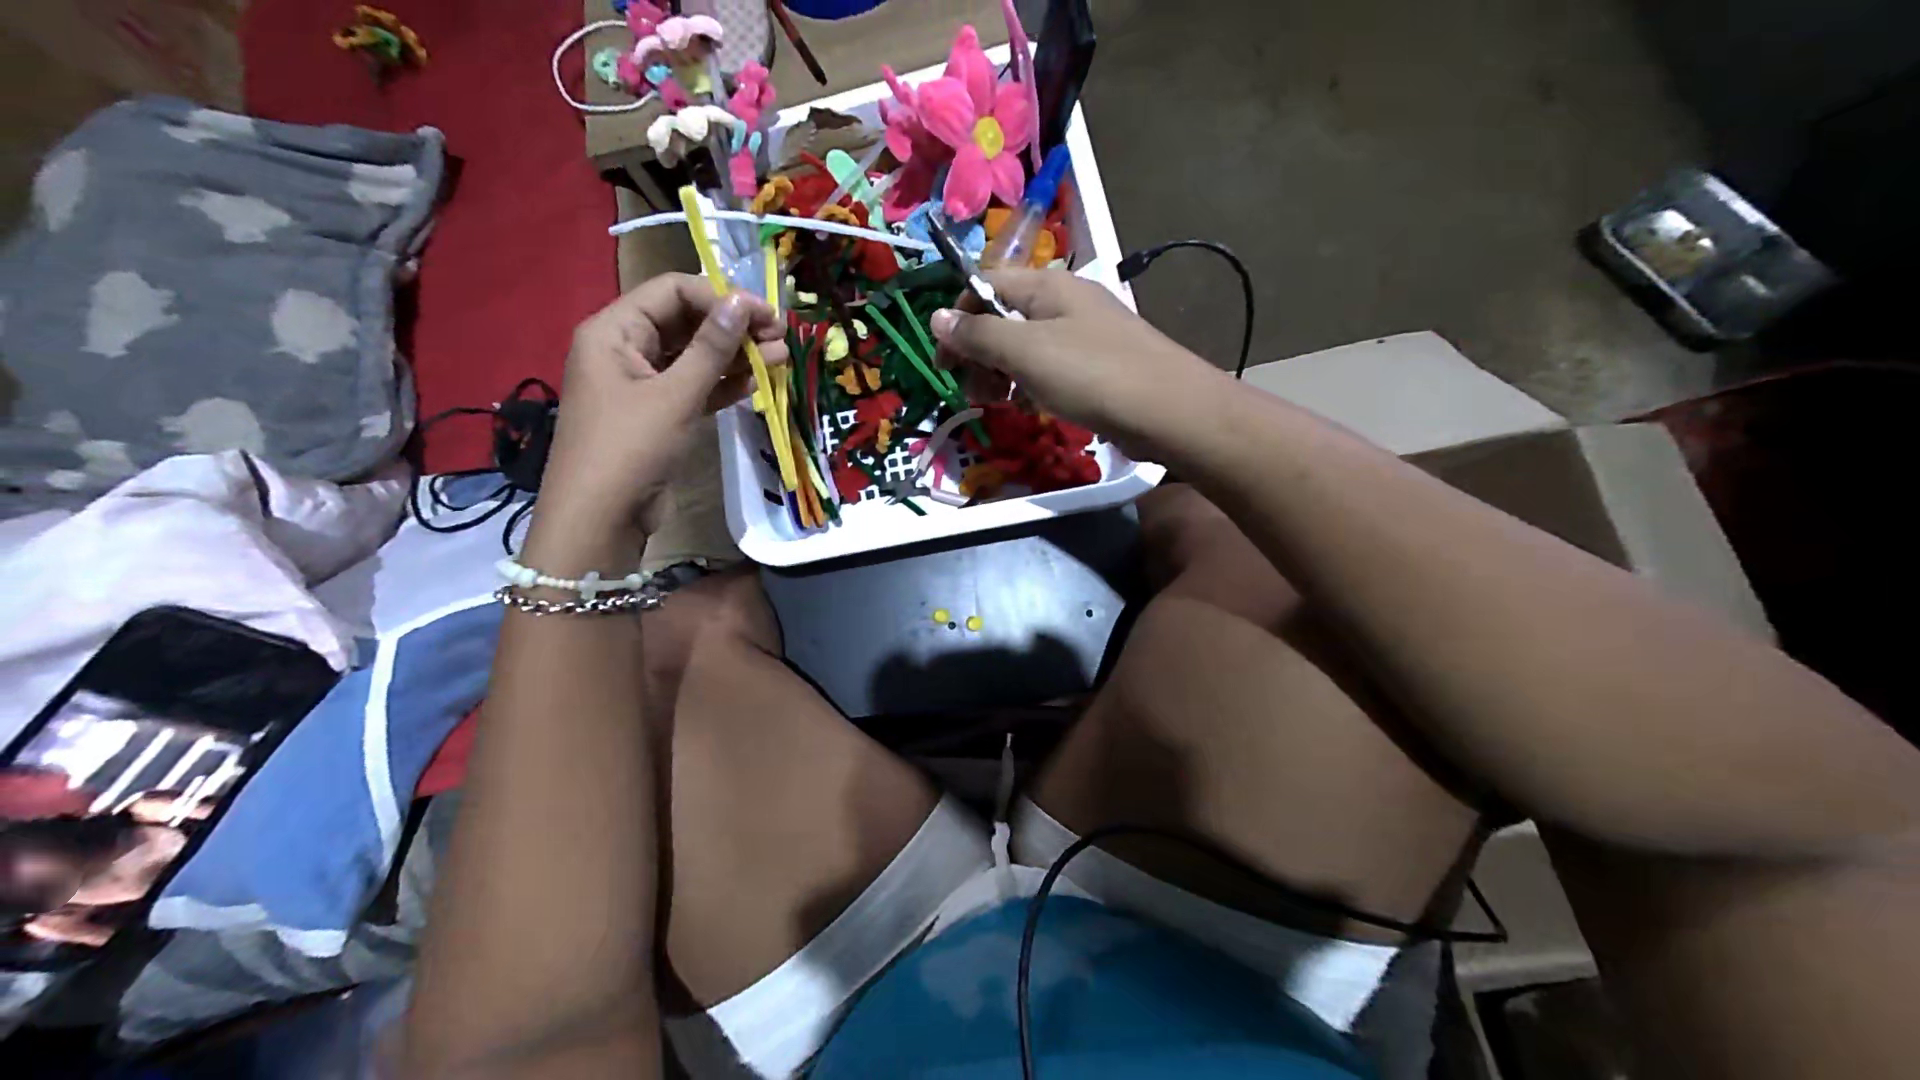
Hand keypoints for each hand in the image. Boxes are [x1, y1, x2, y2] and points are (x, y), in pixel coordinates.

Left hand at [536, 274, 787, 536]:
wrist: (601, 518)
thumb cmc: (631, 448)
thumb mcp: (675, 395)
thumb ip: (711, 347)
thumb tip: (743, 302)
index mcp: (614, 330)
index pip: (673, 291)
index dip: (721, 297)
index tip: (765, 314)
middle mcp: (625, 349)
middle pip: (686, 321)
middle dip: (733, 327)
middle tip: (780, 337)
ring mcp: (642, 383)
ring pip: (694, 356)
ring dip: (736, 356)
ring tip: (781, 357)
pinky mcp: (659, 413)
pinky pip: (694, 386)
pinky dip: (723, 383)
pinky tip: (758, 381)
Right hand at [928, 268, 1222, 453]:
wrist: (1167, 410)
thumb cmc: (1091, 374)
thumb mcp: (1025, 351)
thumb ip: (978, 334)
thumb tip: (937, 317)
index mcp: (1047, 287)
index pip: (986, 287)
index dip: (958, 320)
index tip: (946, 363)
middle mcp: (1065, 303)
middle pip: (1004, 319)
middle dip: (980, 355)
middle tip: (977, 394)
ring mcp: (1084, 334)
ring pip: (1026, 347)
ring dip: (1003, 374)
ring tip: (1001, 405)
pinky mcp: (1098, 366)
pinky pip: (1051, 369)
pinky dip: (1032, 385)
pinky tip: (1032, 407)